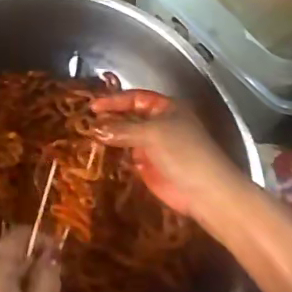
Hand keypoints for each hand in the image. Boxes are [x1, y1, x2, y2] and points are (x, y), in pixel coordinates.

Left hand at [0, 230, 60, 291]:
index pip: (17, 235)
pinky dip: (16, 286)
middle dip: (35, 256)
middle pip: (9, 250)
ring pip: (5, 267)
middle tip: (59, 276)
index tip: (63, 253)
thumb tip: (52, 254)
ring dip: (27, 273)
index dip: (41, 238)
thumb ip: (46, 280)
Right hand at [91, 91, 243, 216]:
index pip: (134, 98)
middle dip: (109, 118)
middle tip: (85, 121)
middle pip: (128, 116)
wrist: (206, 193)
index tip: (93, 106)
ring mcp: (153, 145)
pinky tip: (96, 153)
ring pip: (125, 136)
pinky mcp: (147, 166)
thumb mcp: (152, 133)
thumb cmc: (184, 153)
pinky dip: (112, 154)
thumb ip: (121, 128)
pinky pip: (125, 155)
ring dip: (108, 136)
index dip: (114, 100)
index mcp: (165, 108)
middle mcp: (158, 124)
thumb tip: (94, 127)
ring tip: (86, 136)